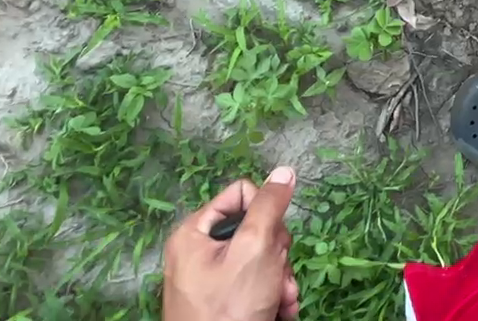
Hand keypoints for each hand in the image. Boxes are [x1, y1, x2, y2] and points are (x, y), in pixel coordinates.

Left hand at [163, 167, 299, 320]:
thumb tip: (284, 171)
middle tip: (275, 272)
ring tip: (281, 296)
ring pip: (262, 253)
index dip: (265, 211)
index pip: (243, 193)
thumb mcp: (255, 248)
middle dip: (276, 250)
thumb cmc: (230, 307)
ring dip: (280, 273)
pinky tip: (280, 306)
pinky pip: (256, 277)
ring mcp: (210, 277)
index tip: (269, 239)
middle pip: (255, 225)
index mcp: (193, 233)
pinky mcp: (222, 298)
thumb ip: (270, 206)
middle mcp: (198, 251)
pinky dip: (273, 290)